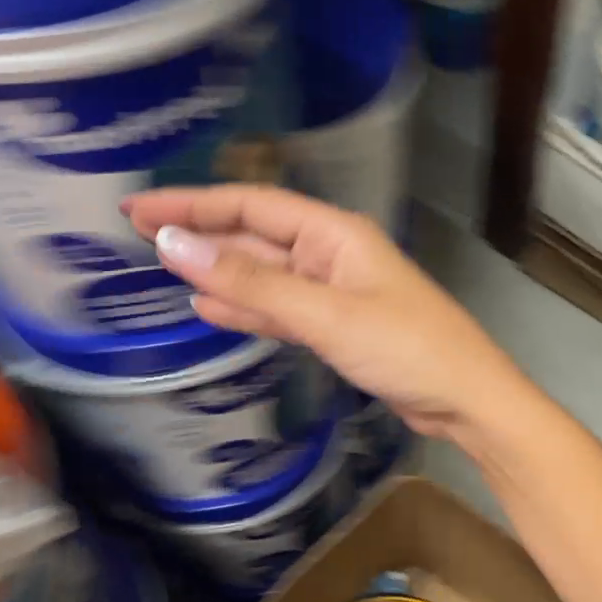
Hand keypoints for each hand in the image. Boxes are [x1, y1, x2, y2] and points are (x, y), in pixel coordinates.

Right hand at [121, 186, 536, 440]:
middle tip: (136, 232)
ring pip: (266, 275)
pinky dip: (247, 308)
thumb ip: (252, 284)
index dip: (193, 203)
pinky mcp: (338, 327)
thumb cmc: (405, 348)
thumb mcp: (325, 314)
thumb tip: (175, 245)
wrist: (465, 398)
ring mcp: (336, 292)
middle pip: (256, 236)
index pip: (253, 205)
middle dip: (200, 233)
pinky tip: (209, 309)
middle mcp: (333, 254)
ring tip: (162, 266)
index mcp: (335, 234)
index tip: (139, 207)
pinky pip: (282, 310)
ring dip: (218, 271)